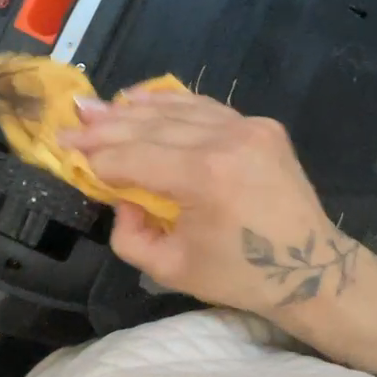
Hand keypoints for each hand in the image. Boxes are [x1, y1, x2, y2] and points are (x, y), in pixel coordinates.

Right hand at [61, 91, 353, 317]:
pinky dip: (171, 104)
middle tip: (71, 123)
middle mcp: (226, 140)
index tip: (65, 150)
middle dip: (106, 127)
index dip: (96, 156)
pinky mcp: (262, 125)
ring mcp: (248, 127)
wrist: (311, 269)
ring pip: (176, 109)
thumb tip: (120, 198)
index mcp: (204, 177)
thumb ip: (129, 236)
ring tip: (98, 108)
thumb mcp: (171, 269)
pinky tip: (143, 101)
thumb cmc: (240, 276)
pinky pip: (205, 108)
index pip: (133, 157)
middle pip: (150, 126)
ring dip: (134, 109)